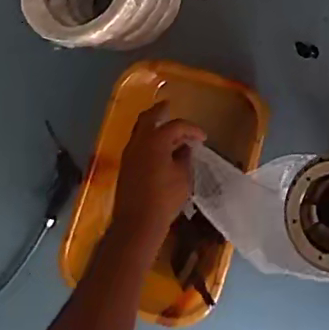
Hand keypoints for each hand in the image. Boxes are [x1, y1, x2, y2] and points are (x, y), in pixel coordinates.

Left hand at [111, 103, 204, 248]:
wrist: (137, 223)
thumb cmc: (165, 197)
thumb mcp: (184, 176)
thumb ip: (185, 157)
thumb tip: (183, 149)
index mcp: (155, 140)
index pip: (176, 126)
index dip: (192, 129)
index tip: (203, 137)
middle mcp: (139, 142)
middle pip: (148, 118)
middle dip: (160, 111)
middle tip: (169, 105)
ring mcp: (129, 155)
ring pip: (140, 131)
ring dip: (154, 128)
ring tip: (168, 132)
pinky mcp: (125, 168)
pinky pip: (137, 145)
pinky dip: (148, 141)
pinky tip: (159, 150)